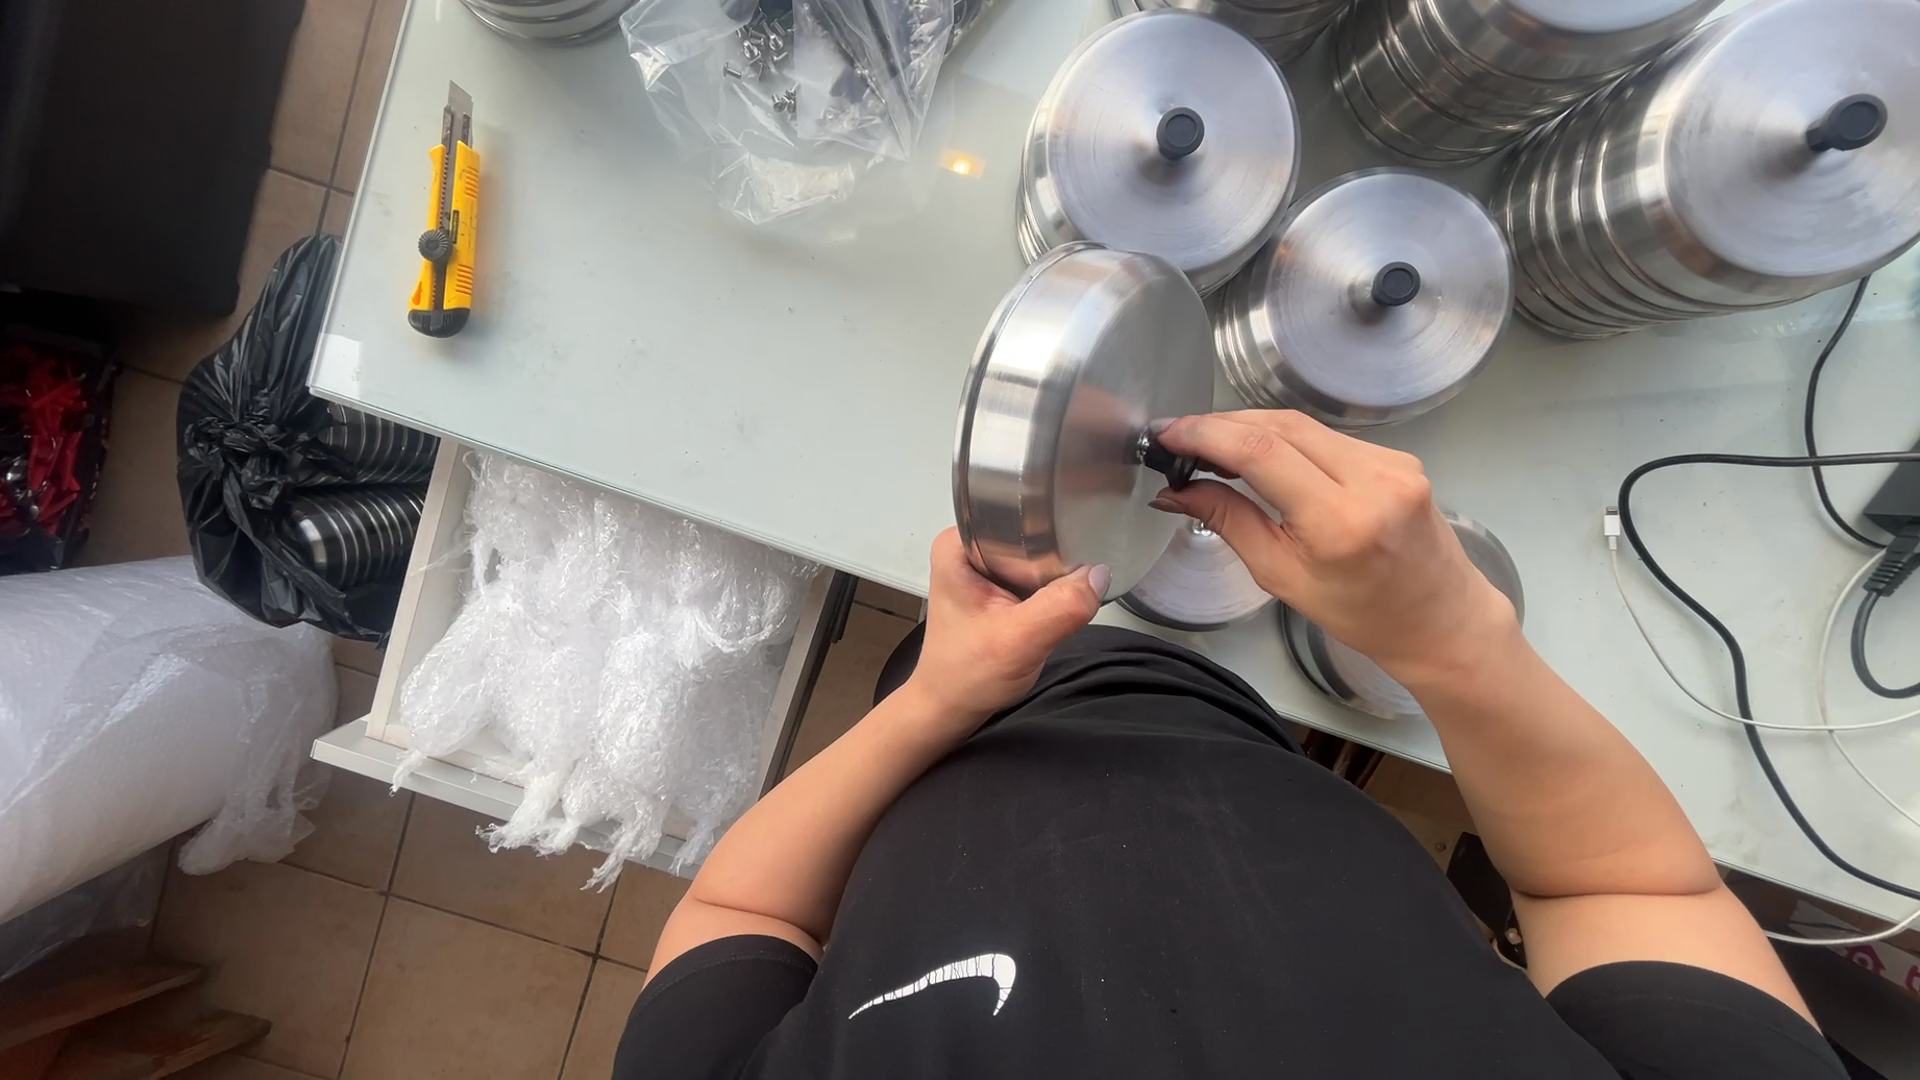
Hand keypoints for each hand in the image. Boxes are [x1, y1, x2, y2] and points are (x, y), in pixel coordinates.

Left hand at [901, 528, 1104, 724]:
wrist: (950, 708)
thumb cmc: (968, 675)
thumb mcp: (1018, 641)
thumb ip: (1060, 608)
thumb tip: (1100, 575)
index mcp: (957, 544)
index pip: (1018, 517)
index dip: (1051, 536)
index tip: (1079, 553)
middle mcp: (966, 547)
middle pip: (1031, 534)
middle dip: (1057, 557)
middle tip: (1079, 579)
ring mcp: (981, 568)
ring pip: (1037, 556)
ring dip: (1056, 575)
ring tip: (1073, 590)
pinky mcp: (996, 588)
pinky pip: (1035, 575)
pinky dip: (1051, 589)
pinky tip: (1061, 601)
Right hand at [1152, 411, 1518, 687]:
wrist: (1440, 619)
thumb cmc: (1358, 612)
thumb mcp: (1279, 575)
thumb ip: (1228, 522)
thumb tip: (1175, 492)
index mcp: (1340, 520)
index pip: (1262, 454)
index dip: (1207, 435)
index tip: (1169, 435)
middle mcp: (1373, 480)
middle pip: (1281, 426)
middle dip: (1221, 424)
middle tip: (1178, 436)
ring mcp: (1392, 463)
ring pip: (1303, 425)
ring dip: (1248, 426)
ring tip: (1207, 443)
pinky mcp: (1398, 457)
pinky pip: (1326, 436)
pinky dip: (1282, 437)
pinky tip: (1256, 451)